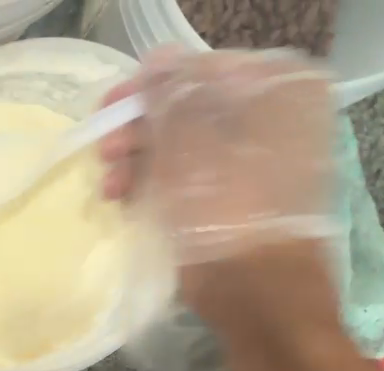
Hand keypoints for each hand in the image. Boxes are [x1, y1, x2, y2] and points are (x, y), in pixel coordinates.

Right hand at [99, 48, 338, 319]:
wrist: (263, 298)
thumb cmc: (226, 220)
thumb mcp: (189, 150)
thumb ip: (172, 97)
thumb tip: (155, 60)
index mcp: (279, 88)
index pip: (199, 69)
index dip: (146, 91)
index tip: (105, 117)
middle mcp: (280, 115)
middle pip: (192, 109)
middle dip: (139, 133)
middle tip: (103, 161)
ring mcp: (267, 159)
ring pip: (190, 145)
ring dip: (143, 164)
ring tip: (110, 194)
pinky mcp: (250, 198)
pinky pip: (198, 177)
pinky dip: (163, 186)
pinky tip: (133, 205)